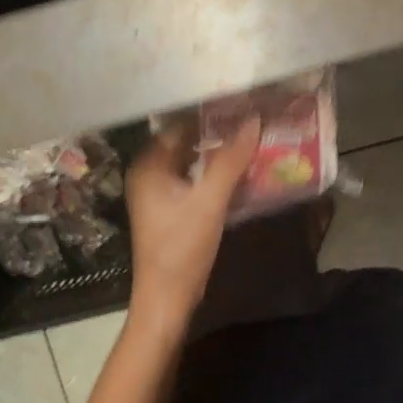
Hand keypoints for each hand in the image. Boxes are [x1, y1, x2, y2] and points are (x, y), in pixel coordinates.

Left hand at [124, 118, 260, 318]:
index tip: (241, 103)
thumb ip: (230, 160)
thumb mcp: (209, 201)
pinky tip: (243, 173)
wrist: (167, 299)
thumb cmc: (182, 248)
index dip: (209, 115)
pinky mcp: (172, 212)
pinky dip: (216, 177)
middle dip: (219, 134)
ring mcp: (159, 195)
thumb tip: (254, 120)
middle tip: (253, 119)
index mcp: (148, 166)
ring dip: (220, 156)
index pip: (180, 125)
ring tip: (254, 140)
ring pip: (193, 165)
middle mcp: (149, 175)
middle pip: (187, 144)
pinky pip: (196, 183)